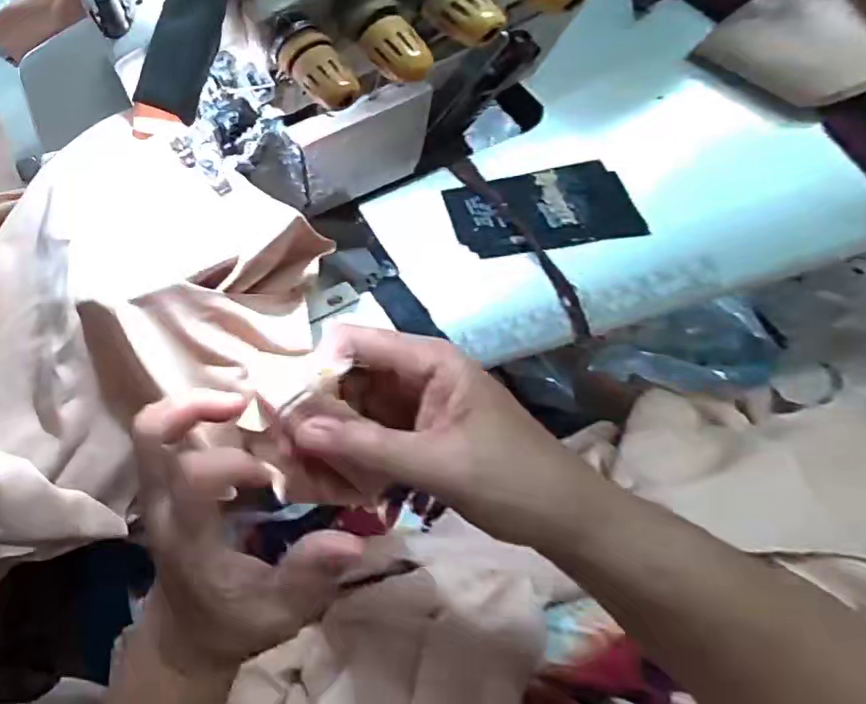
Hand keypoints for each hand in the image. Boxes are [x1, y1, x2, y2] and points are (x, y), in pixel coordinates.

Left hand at [128, 391, 366, 676]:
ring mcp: (151, 485)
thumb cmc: (233, 619)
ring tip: (236, 404)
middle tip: (241, 402)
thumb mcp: (278, 612)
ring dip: (189, 404)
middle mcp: (159, 502)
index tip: (269, 477)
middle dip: (191, 405)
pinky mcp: (156, 477)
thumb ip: (309, 576)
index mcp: (187, 536)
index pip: (190, 477)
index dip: (232, 463)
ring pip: (148, 424)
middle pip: (149, 432)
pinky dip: (188, 414)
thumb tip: (351, 541)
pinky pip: (159, 431)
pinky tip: (226, 418)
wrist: (186, 627)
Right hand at [293, 327, 606, 549]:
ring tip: (304, 453)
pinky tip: (332, 465)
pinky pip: (368, 424)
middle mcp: (415, 369)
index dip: (318, 365)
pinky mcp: (413, 426)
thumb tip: (296, 429)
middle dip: (318, 399)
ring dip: (330, 423)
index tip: (294, 403)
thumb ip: (366, 446)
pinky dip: (350, 442)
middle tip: (290, 435)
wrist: (575, 525)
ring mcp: (413, 398)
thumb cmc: (514, 482)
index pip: (352, 340)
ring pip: (353, 398)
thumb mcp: (438, 465)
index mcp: (427, 359)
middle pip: (348, 370)